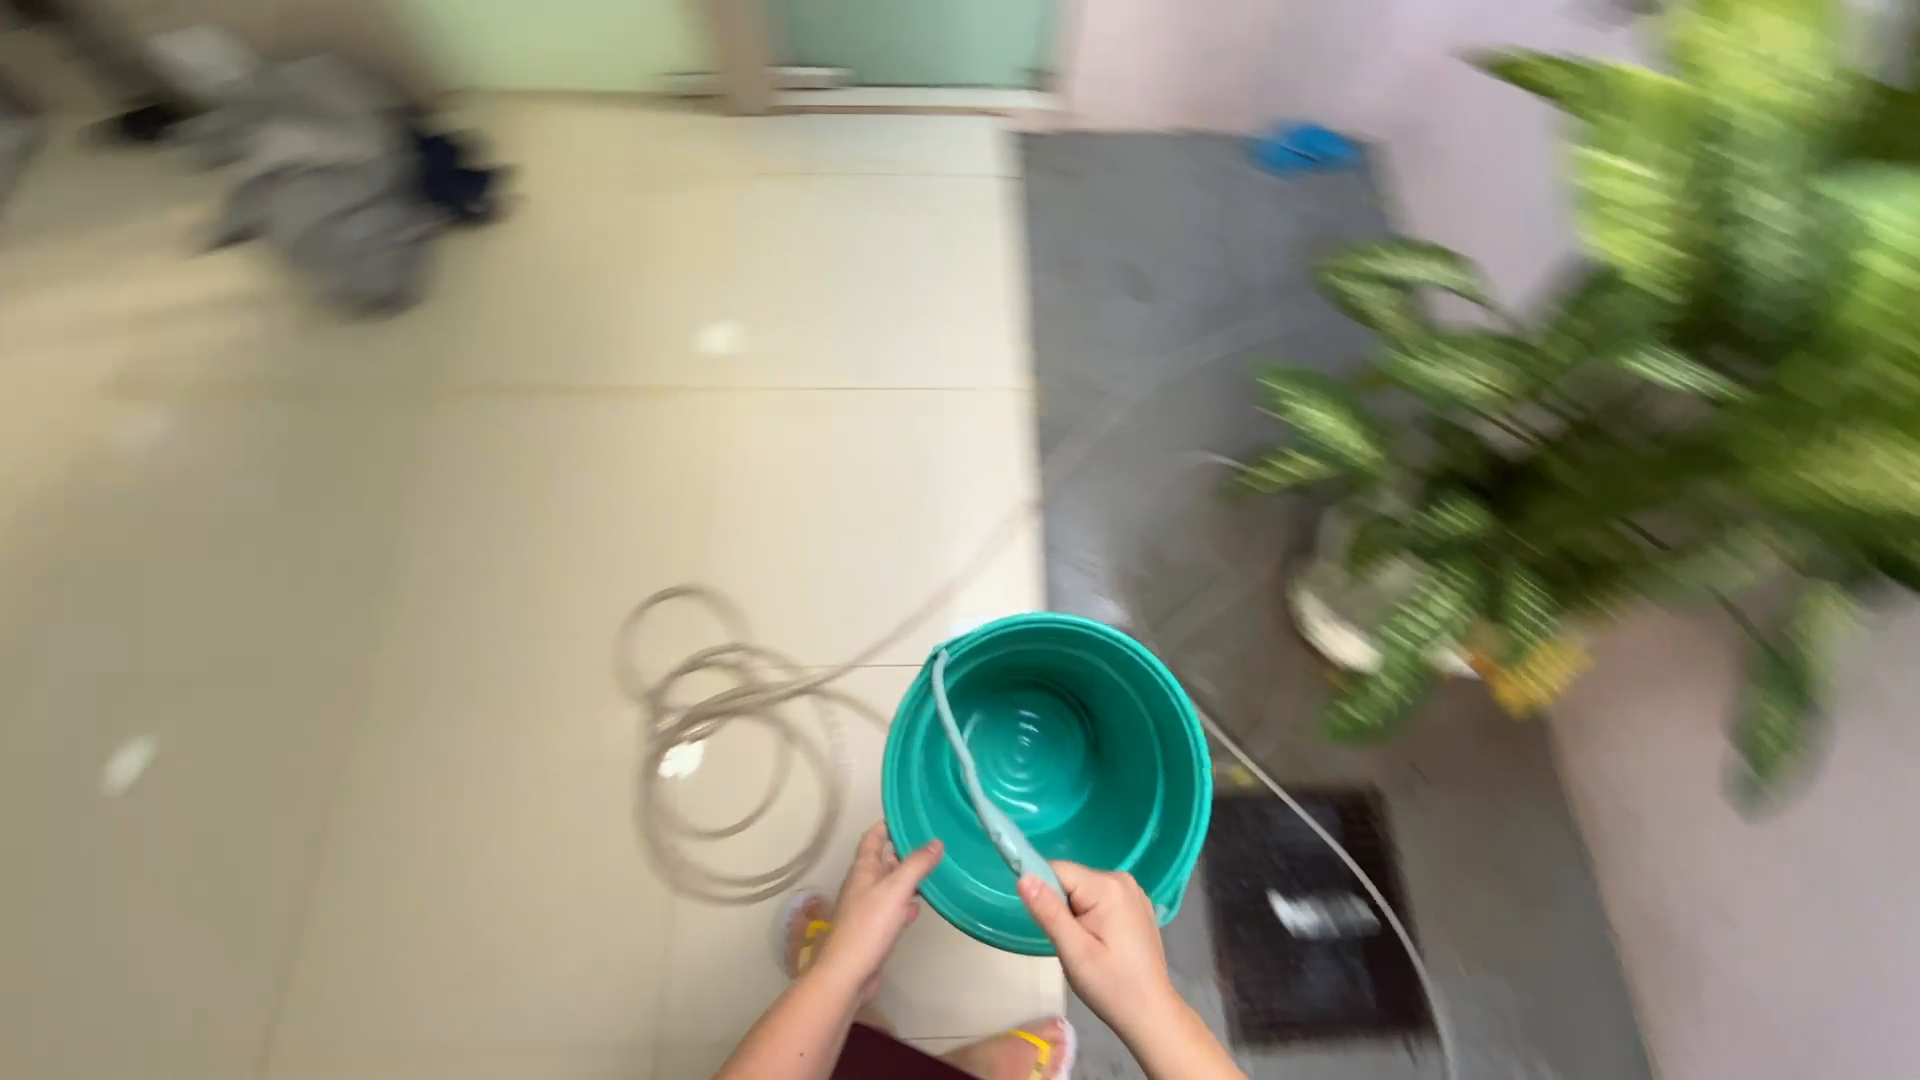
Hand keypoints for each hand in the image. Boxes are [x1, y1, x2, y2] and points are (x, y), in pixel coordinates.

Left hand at [815, 822, 943, 1002]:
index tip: (909, 817)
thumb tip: (936, 842)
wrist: (848, 973)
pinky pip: (893, 909)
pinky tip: (919, 908)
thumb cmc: (869, 924)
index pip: (874, 837)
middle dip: (905, 853)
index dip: (888, 825)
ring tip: (933, 872)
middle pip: (885, 861)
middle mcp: (864, 884)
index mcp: (864, 868)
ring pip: (891, 886)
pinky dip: (906, 905)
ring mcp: (868, 907)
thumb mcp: (896, 889)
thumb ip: (916, 865)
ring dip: (908, 879)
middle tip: (932, 845)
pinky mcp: (874, 929)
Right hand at [1018, 861, 1177, 1034]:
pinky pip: (1100, 898)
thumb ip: (1048, 911)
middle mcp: (1122, 878)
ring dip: (1076, 913)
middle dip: (1062, 908)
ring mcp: (1132, 890)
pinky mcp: (1136, 903)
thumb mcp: (1073, 952)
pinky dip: (1093, 916)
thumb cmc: (1111, 986)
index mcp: (1107, 886)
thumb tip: (1024, 877)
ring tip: (1088, 947)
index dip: (1045, 895)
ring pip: (1084, 889)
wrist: (1151, 1014)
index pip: (1058, 871)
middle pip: (1072, 880)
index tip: (1050, 926)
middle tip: (1072, 944)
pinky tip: (1104, 943)